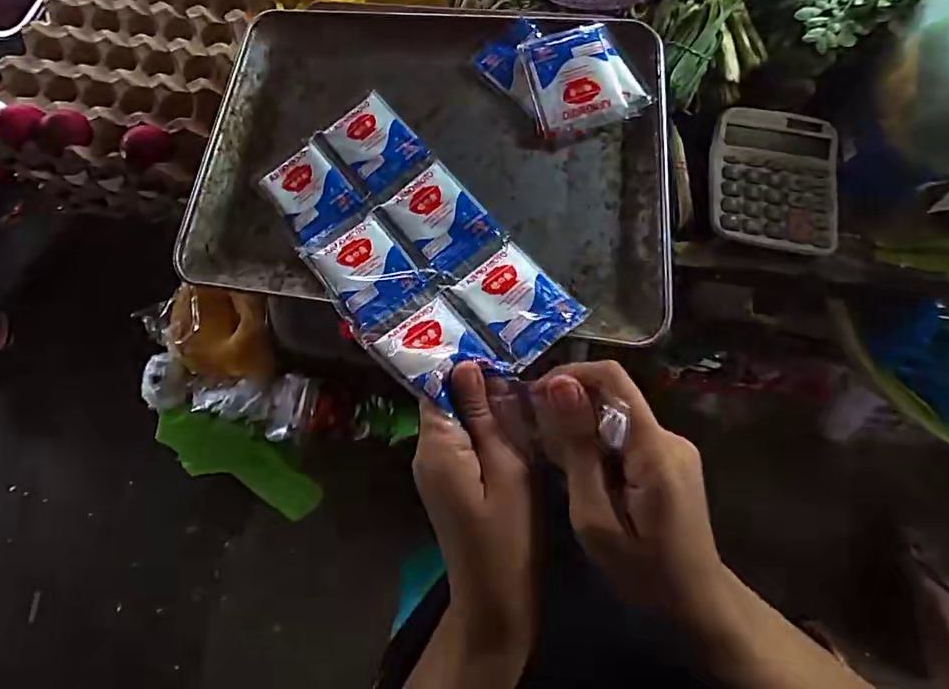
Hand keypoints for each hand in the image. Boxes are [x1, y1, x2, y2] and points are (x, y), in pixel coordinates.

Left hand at [413, 362, 535, 652]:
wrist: (497, 607)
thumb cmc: (509, 539)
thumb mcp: (508, 470)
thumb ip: (488, 417)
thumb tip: (468, 366)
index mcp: (435, 446)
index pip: (436, 386)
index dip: (462, 364)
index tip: (494, 342)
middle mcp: (426, 452)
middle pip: (446, 399)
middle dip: (478, 383)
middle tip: (519, 363)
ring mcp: (436, 468)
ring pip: (458, 418)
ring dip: (485, 405)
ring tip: (522, 387)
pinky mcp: (450, 480)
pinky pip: (464, 439)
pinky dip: (485, 428)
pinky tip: (515, 423)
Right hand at [536, 361, 730, 627]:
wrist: (698, 606)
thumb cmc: (644, 573)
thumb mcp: (595, 519)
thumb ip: (578, 450)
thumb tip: (560, 386)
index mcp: (655, 448)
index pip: (613, 378)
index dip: (570, 374)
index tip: (535, 395)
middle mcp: (669, 436)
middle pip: (613, 396)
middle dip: (571, 406)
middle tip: (537, 433)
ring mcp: (673, 446)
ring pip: (617, 415)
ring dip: (583, 427)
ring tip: (555, 458)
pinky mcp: (671, 458)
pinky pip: (628, 434)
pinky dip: (599, 443)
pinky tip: (583, 471)